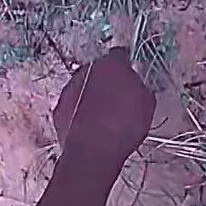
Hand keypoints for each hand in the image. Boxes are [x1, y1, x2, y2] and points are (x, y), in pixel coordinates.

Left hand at [52, 48, 153, 170]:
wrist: (94, 151)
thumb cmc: (122, 126)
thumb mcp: (147, 104)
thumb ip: (140, 88)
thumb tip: (138, 89)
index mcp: (111, 65)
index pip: (119, 55)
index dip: (126, 64)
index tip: (129, 71)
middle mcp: (87, 72)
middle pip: (98, 70)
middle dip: (106, 81)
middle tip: (118, 97)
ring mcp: (69, 90)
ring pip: (82, 87)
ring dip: (91, 96)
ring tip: (104, 115)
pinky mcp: (59, 109)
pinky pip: (71, 105)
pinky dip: (78, 111)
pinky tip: (90, 125)